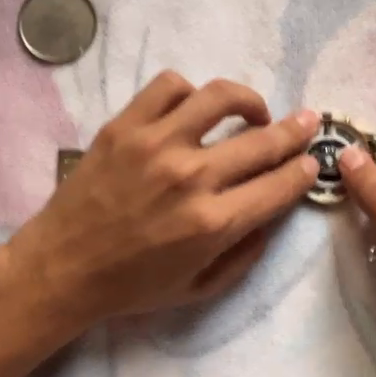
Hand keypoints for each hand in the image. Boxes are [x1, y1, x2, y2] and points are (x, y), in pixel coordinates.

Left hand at [4, 72, 319, 329]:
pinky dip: (188, 93)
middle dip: (295, 132)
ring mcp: (156, 145)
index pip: (279, 185)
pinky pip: (168, 87)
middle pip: (262, 141)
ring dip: (249, 101)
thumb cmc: (131, 286)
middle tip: (308, 123)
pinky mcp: (124, 126)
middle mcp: (191, 177)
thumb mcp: (199, 289)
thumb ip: (245, 255)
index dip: (304, 171)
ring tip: (254, 111)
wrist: (62, 267)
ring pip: (219, 98)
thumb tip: (272, 215)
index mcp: (213, 223)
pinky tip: (192, 110)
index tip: (313, 162)